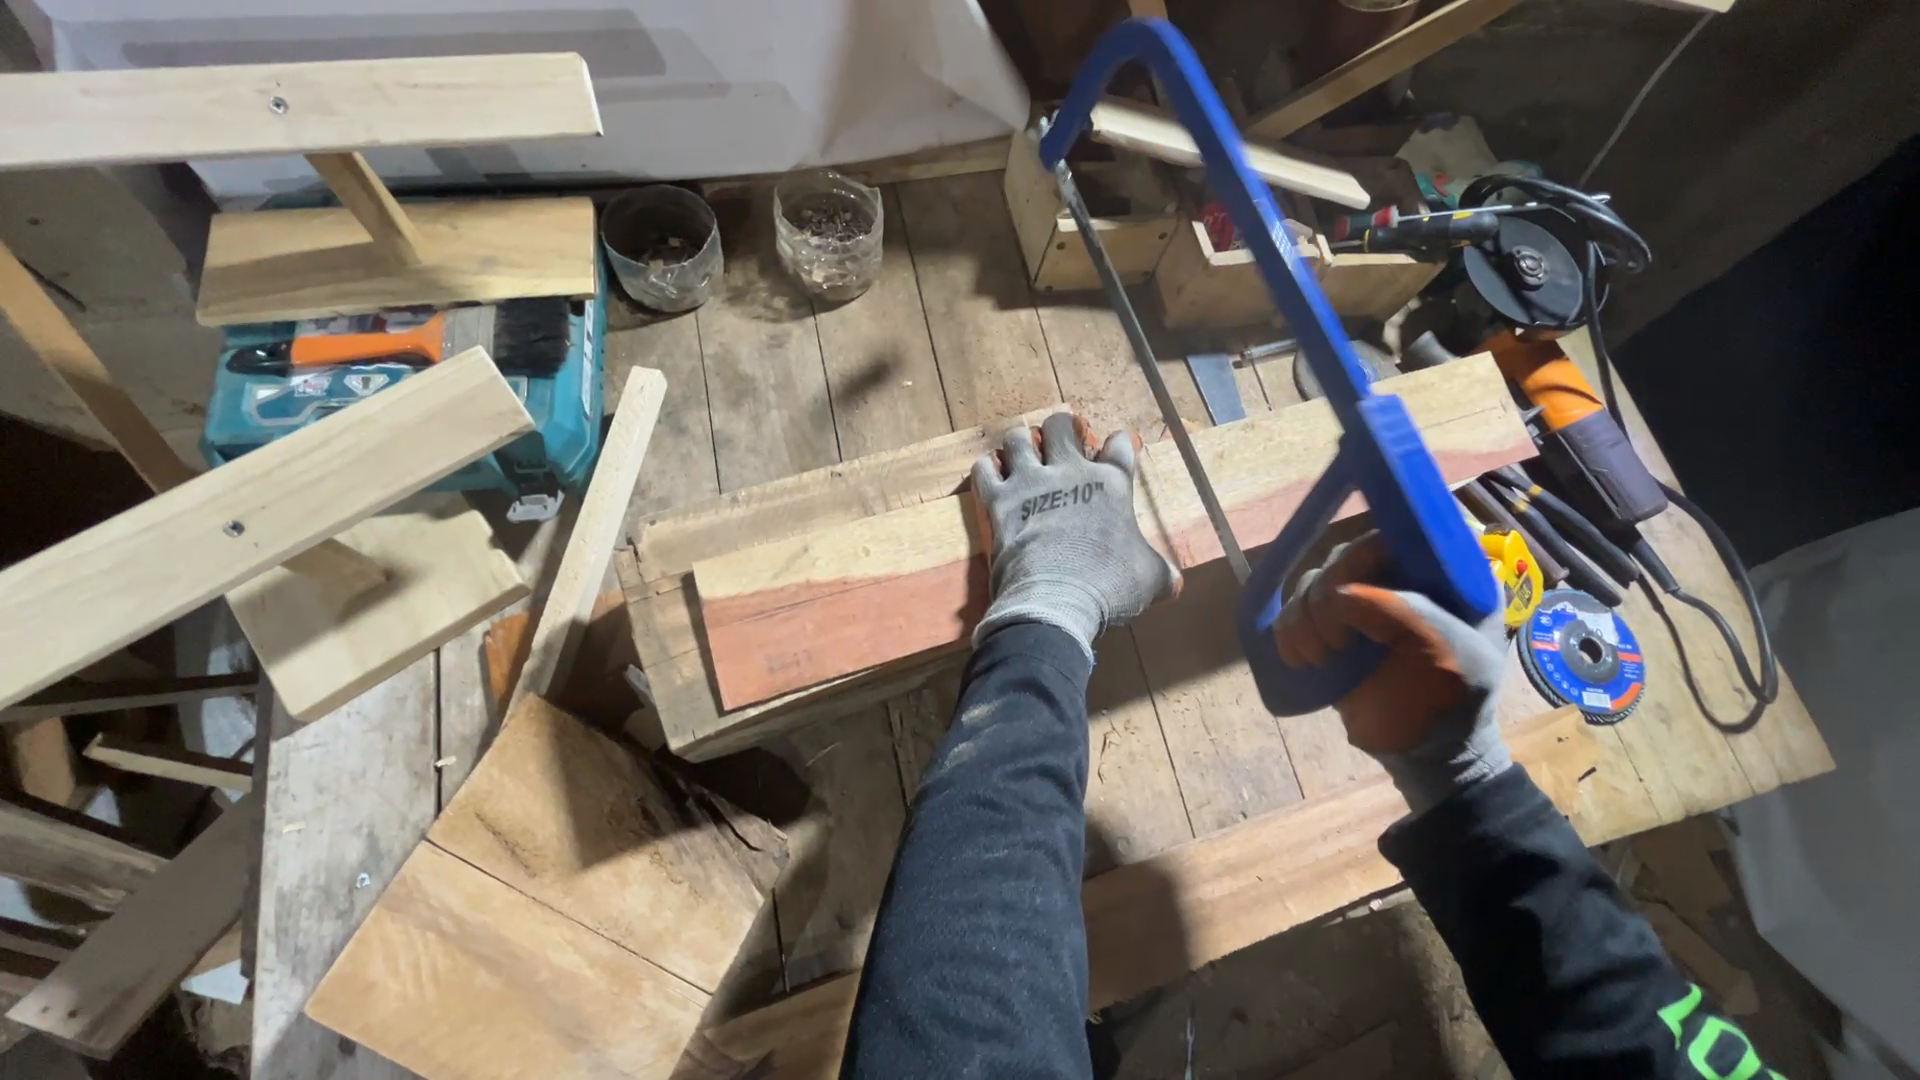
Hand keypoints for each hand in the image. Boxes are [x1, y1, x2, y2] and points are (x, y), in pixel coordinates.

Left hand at [971, 412, 1180, 658]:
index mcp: (1112, 484)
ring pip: (1018, 438)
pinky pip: (985, 469)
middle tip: (1059, 443)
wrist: (1056, 600)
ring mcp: (1031, 483)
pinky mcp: (998, 500)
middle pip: (1060, 426)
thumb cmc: (1109, 586)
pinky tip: (993, 475)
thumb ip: (1161, 573)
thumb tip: (1176, 585)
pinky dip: (987, 468)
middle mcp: (1070, 472)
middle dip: (1060, 429)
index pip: (1119, 446)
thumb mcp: (1150, 580)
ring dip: (1020, 443)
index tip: (1116, 447)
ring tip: (1021, 455)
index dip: (1119, 443)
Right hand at [1274, 533, 1510, 814]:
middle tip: (1334, 643)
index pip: (1396, 533)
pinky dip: (1288, 631)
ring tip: (1320, 658)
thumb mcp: (1445, 652)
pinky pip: (1292, 611)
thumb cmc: (1448, 701)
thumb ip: (1401, 611)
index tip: (1347, 591)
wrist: (1423, 752)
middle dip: (1328, 598)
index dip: (1365, 554)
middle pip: (1344, 557)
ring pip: (1312, 583)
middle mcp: (1399, 578)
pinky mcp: (1328, 627)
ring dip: (1306, 619)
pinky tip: (1301, 659)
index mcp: (1443, 575)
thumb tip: (1337, 594)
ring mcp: (1360, 601)